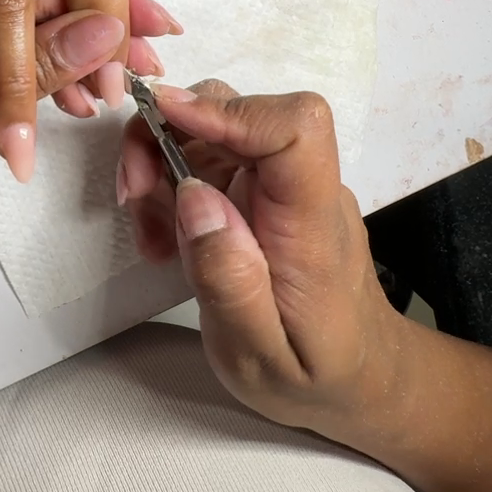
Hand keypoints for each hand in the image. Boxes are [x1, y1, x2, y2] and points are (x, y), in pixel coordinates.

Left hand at [0, 0, 162, 247]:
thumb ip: (29, 68)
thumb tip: (108, 27)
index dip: (100, 5)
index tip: (153, 31)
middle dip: (104, 22)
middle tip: (160, 48)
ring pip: (28, 19)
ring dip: (80, 48)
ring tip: (133, 74)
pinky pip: (7, 42)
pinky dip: (46, 66)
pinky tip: (83, 89)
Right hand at [118, 80, 403, 439]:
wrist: (360, 380)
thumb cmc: (315, 376)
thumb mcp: (262, 358)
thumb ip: (230, 281)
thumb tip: (194, 196)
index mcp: (311, 222)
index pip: (294, 129)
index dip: (228, 110)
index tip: (163, 116)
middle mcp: (297, 186)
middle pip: (235, 110)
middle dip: (164, 134)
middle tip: (132, 194)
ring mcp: (275, 181)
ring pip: (205, 128)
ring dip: (155, 162)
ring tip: (148, 232)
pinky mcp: (254, 185)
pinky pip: (200, 157)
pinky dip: (163, 181)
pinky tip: (160, 233)